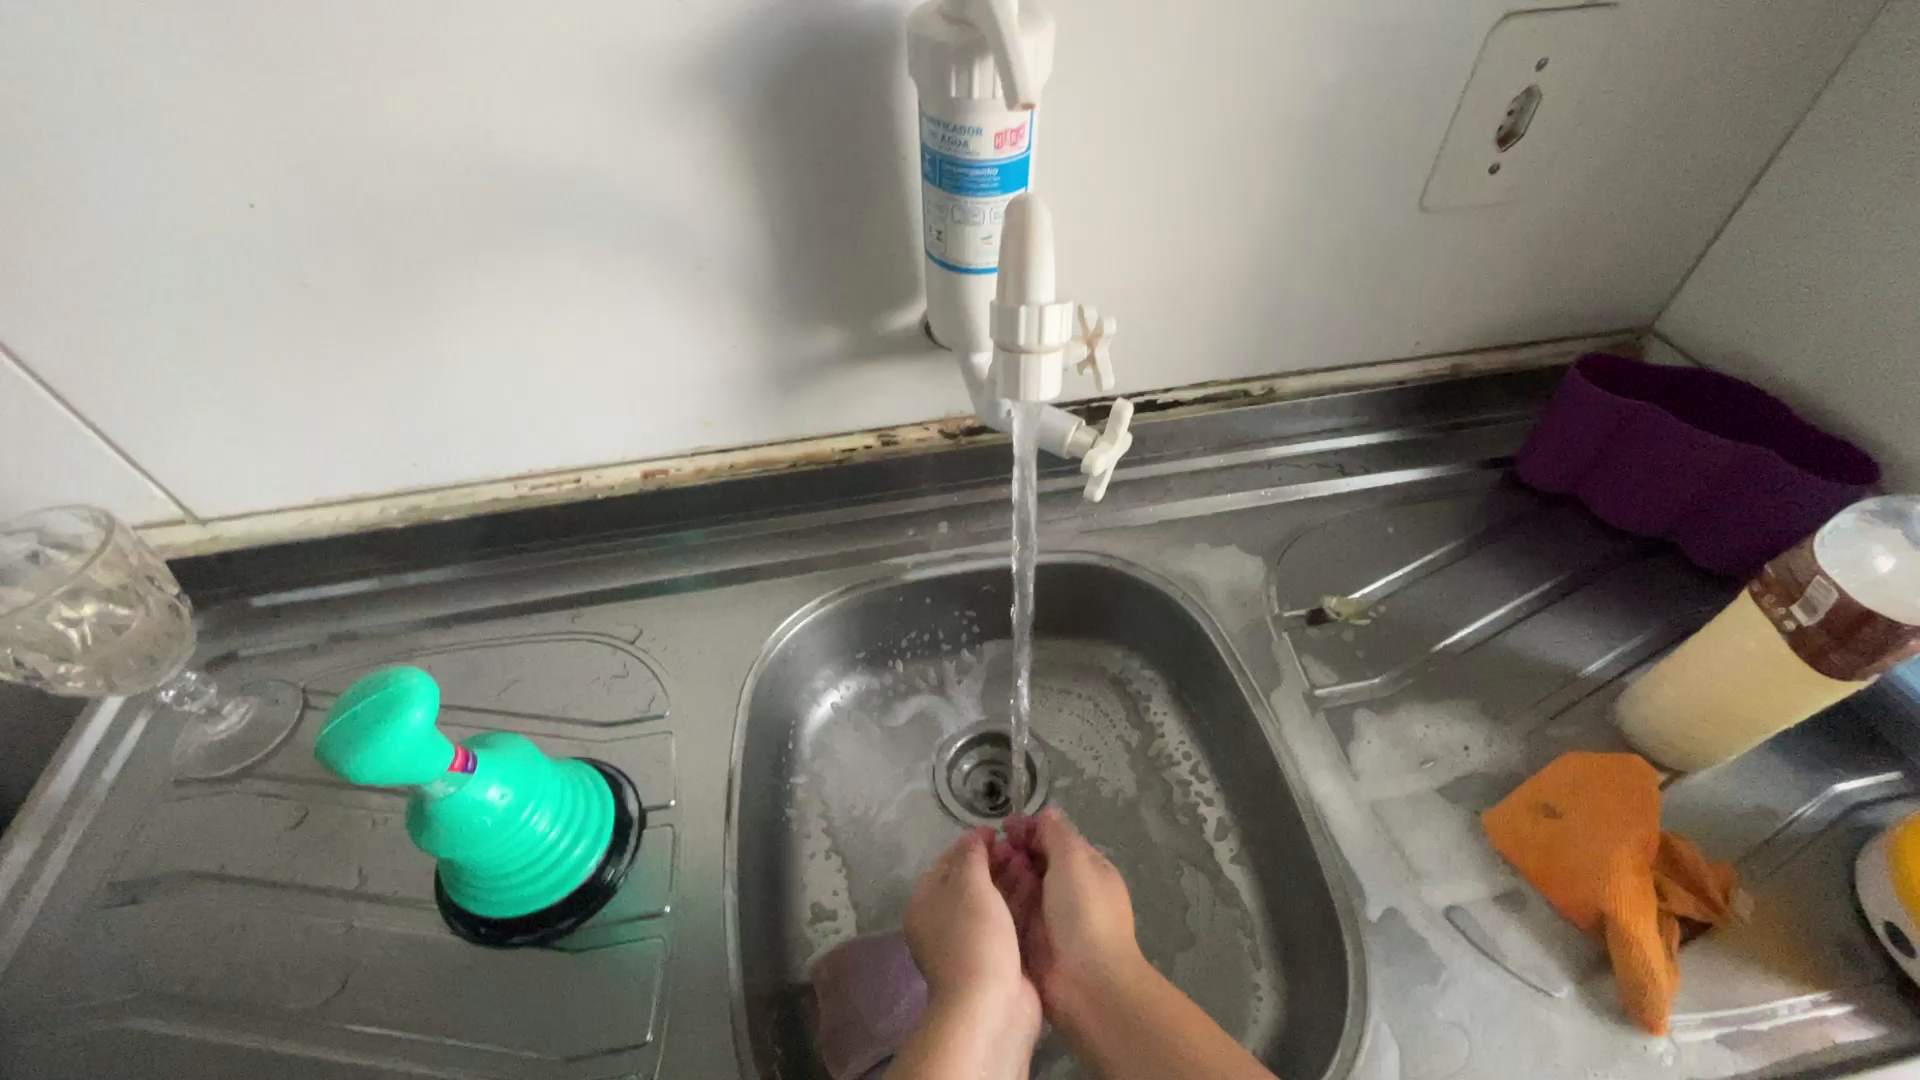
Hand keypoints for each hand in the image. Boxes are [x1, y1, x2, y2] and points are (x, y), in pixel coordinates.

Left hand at [903, 828, 1041, 1055]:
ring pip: (992, 900)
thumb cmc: (973, 936)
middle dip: (995, 860)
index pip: (947, 862)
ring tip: (1032, 861)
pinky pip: (1008, 920)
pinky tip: (1038, 885)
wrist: (989, 1006)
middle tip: (1020, 846)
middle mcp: (944, 921)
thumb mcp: (968, 884)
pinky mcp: (997, 958)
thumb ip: (971, 854)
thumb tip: (975, 837)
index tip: (998, 829)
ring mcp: (971, 942)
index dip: (972, 843)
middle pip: (971, 880)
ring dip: (1011, 879)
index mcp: (926, 902)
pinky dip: (1020, 902)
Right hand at [996, 809, 1147, 1009]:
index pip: (1053, 837)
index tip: (1006, 827)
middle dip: (1013, 849)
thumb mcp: (1076, 861)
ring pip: (1019, 883)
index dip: (1029, 828)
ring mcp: (1046, 914)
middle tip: (993, 849)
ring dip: (1004, 872)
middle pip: (1033, 858)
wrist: (1087, 983)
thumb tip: (1044, 815)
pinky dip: (999, 898)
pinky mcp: (1028, 937)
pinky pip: (1010, 909)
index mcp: (1085, 867)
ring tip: (988, 870)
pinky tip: (984, 893)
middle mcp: (1066, 888)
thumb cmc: (1085, 914)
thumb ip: (1057, 833)